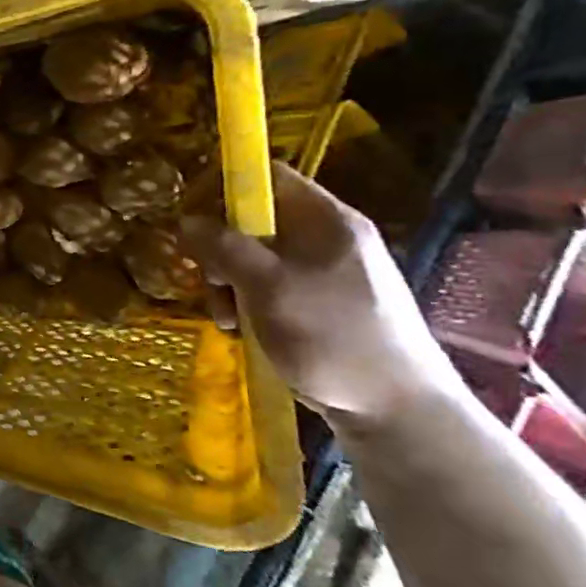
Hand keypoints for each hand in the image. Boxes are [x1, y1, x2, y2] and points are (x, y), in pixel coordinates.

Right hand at [181, 163, 464, 425]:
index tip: (192, 217)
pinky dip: (246, 303)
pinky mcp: (319, 304)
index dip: (224, 186)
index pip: (267, 175)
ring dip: (227, 282)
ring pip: (254, 257)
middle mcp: (326, 238)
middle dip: (219, 248)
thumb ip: (224, 248)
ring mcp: (324, 272)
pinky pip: (268, 287)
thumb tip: (186, 220)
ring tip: (227, 317)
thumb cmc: (333, 337)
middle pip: (253, 219)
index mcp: (326, 220)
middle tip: (209, 279)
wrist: (398, 411)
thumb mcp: (268, 287)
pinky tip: (242, 329)